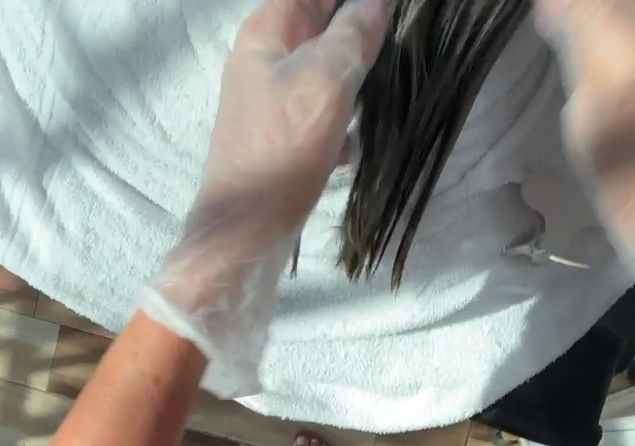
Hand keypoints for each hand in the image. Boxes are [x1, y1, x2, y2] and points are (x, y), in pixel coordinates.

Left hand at [141, 0, 388, 384]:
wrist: (244, 234)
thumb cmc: (280, 153)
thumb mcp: (325, 83)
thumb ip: (354, 35)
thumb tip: (376, 3)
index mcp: (267, 31)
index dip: (353, 0)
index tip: (388, 12)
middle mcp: (265, 61)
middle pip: (322, 26)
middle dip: (358, 36)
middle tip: (390, 52)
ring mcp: (272, 104)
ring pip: (325, 74)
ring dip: (353, 84)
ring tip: (376, 99)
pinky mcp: (282, 143)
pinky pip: (320, 118)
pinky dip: (339, 127)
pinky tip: (350, 150)